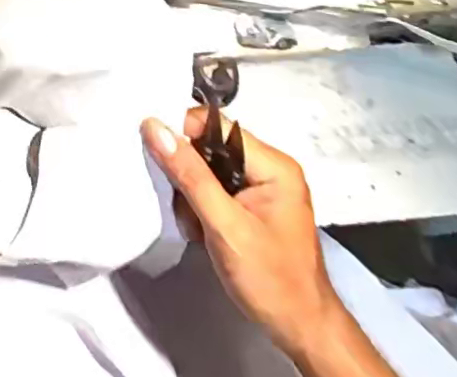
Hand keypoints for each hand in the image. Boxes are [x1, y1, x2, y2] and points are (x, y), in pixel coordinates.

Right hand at [141, 112, 392, 376]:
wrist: (302, 332)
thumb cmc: (271, 279)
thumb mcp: (225, 226)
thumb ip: (189, 174)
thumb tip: (154, 126)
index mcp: (272, 164)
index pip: (214, 124)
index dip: (183, 135)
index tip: (162, 161)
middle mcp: (268, 167)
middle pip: (207, 144)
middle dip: (186, 172)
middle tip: (186, 206)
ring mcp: (260, 186)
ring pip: (205, 165)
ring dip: (190, 192)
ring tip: (196, 224)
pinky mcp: (250, 202)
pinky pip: (212, 184)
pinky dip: (198, 203)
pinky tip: (201, 227)